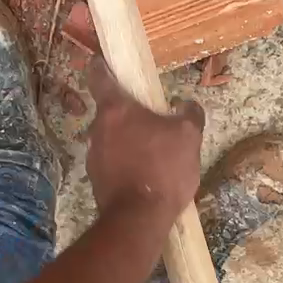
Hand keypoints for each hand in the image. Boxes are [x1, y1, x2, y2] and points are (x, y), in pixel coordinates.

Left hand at [83, 58, 204, 217]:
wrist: (138, 220)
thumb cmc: (162, 169)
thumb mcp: (188, 137)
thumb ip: (189, 115)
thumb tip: (187, 106)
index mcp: (115, 110)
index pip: (99, 76)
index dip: (102, 66)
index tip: (106, 62)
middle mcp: (97, 131)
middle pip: (109, 113)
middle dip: (128, 115)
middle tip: (152, 122)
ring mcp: (94, 159)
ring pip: (111, 141)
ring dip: (128, 143)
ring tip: (153, 156)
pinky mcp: (97, 183)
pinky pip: (113, 165)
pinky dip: (126, 166)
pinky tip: (146, 177)